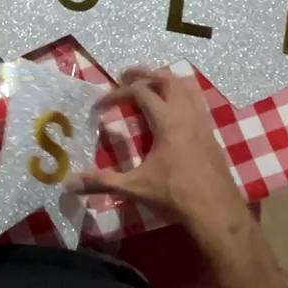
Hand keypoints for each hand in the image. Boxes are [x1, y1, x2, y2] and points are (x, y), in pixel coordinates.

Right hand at [65, 67, 243, 230]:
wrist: (218, 212)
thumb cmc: (176, 196)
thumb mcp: (135, 188)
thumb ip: (102, 182)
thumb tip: (70, 183)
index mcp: (167, 121)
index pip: (139, 91)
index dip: (116, 93)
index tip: (99, 106)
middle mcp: (186, 114)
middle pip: (166, 78)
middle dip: (144, 74)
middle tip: (125, 77)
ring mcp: (202, 122)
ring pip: (186, 87)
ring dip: (166, 81)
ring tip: (149, 85)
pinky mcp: (211, 134)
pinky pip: (196, 102)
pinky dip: (181, 96)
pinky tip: (172, 112)